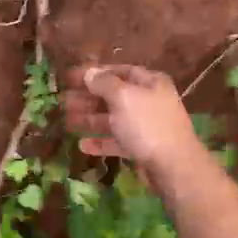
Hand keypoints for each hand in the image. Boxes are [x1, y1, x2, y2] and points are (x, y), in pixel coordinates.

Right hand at [66, 65, 211, 186]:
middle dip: (89, 97)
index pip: (120, 71)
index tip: (72, 77)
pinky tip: (82, 145)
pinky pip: (117, 141)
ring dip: (90, 119)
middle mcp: (149, 101)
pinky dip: (100, 142)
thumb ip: (104, 83)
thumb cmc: (147, 125)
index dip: (95, 73)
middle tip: (64, 100)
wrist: (173, 166)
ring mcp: (146, 126)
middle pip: (114, 95)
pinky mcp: (142, 148)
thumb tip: (89, 73)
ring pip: (113, 119)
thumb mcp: (123, 97)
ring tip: (67, 121)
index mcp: (150, 83)